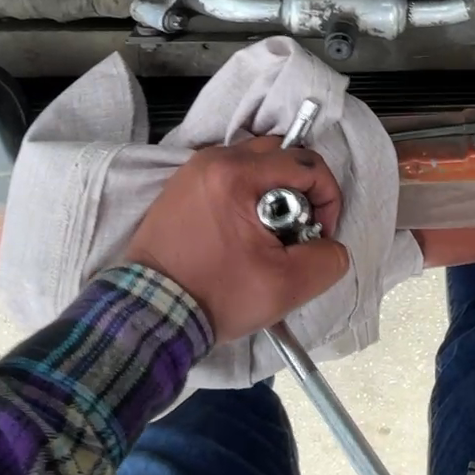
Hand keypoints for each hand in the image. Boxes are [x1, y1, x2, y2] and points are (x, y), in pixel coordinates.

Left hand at [123, 137, 350, 342]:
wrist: (145, 318)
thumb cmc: (215, 297)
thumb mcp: (285, 286)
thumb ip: (326, 259)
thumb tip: (329, 244)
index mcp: (238, 175)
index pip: (307, 164)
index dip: (327, 197)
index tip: (318, 235)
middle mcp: (214, 160)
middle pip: (283, 155)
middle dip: (301, 191)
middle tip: (295, 231)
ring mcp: (194, 170)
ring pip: (257, 162)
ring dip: (276, 191)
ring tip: (269, 232)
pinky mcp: (182, 185)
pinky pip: (231, 174)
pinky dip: (248, 194)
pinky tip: (243, 230)